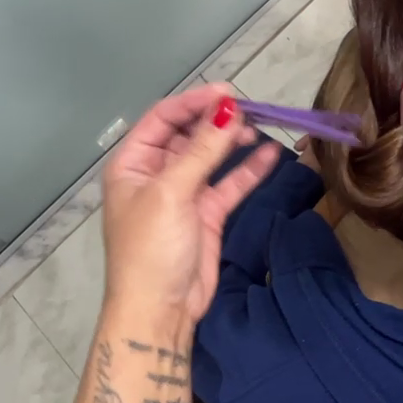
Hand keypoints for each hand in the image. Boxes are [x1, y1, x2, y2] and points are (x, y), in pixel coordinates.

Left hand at [101, 86, 280, 330]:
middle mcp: (156, 173)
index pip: (163, 119)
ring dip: (233, 141)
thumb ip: (202, 149)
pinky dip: (248, 169)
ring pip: (211, 157)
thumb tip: (228, 108)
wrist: (160, 310)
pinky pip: (229, 183)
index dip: (194, 102)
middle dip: (215, 120)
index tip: (228, 92)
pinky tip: (270, 154)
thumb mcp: (172, 192)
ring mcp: (183, 193)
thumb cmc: (151, 247)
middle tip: (248, 109)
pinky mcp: (207, 213)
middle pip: (188, 134)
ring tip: (258, 127)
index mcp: (132, 164)